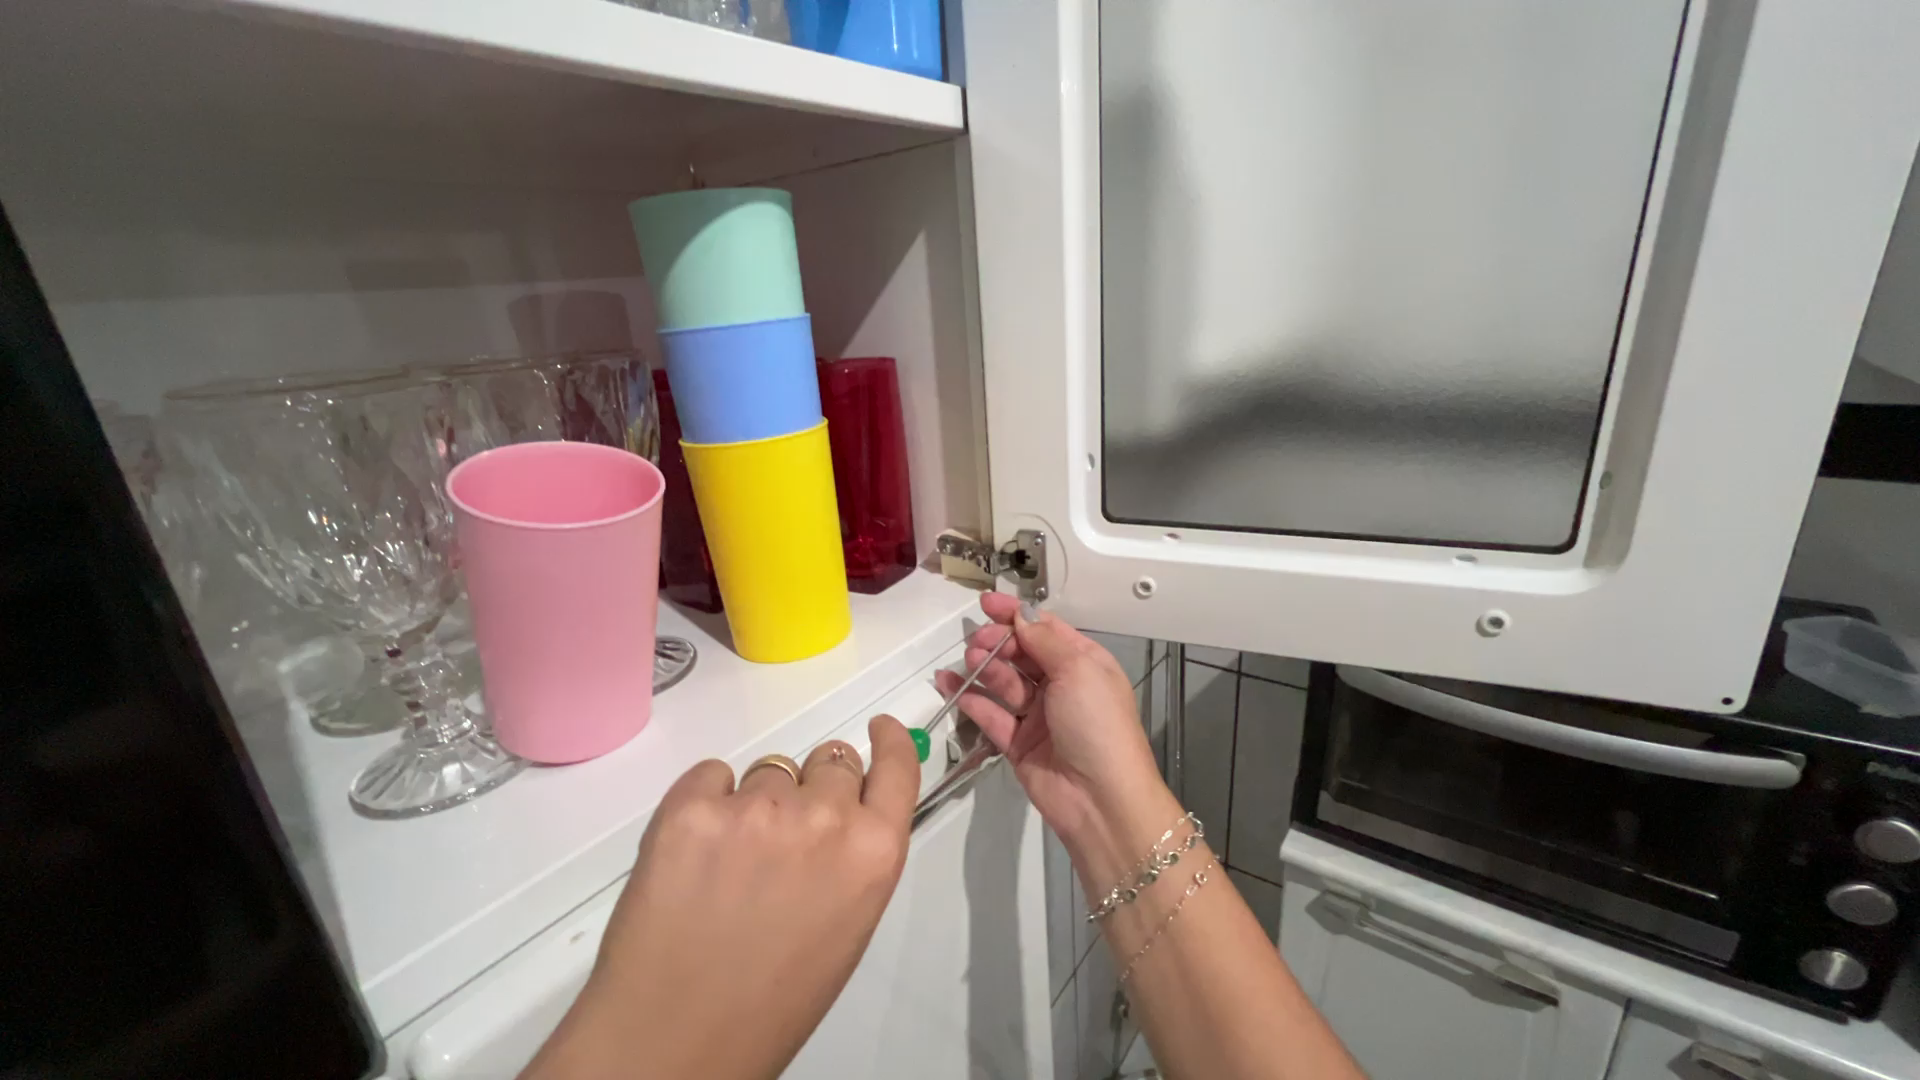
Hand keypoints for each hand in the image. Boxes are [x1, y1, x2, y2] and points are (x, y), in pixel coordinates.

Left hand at [522, 716, 919, 1079]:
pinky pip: (712, 773)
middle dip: (814, 787)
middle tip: (785, 833)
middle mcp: (824, 817)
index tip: (878, 728)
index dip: (889, 741)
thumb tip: (840, 813)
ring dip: (758, 801)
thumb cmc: (773, 998)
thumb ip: (854, 857)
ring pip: (770, 770)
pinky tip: (696, 852)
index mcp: (873, 853)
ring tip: (729, 864)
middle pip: (831, 760)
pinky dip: (707, 801)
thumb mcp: (845, 926)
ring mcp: (756, 807)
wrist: (674, 1042)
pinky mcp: (691, 806)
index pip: (897, 767)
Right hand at [934, 594, 1166, 851]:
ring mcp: (1039, 716)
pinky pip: (992, 716)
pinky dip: (973, 701)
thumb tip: (1022, 615)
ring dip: (985, 668)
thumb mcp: (1078, 671)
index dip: (1016, 615)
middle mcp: (1062, 686)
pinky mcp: (1019, 745)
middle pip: (1022, 654)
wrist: (1100, 799)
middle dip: (999, 643)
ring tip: (968, 661)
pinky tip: (955, 688)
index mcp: (1084, 664)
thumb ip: (1044, 640)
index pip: (1046, 629)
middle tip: (978, 641)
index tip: (986, 603)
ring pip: (1005, 683)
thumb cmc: (1097, 725)